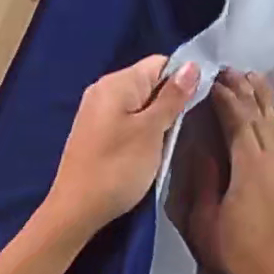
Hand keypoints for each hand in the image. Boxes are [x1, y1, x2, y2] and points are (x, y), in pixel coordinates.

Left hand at [43, 55, 201, 236]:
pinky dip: (139, 133)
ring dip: (155, 122)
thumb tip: (192, 65)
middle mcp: (102, 90)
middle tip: (183, 130)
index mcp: (116, 82)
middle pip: (148, 84)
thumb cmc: (117, 169)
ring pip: (138, 106)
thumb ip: (172, 98)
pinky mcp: (93, 134)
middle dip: (169, 103)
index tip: (197, 105)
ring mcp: (95, 113)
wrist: (76, 209)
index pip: (160, 64)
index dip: (183, 80)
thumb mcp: (151, 132)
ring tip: (166, 144)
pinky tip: (145, 153)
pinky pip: (125, 122)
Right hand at [186, 69, 273, 273]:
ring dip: (269, 97)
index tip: (213, 80)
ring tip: (258, 78)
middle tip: (232, 70)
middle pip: (261, 113)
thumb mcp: (206, 220)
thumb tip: (204, 148)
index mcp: (249, 165)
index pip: (237, 119)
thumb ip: (205, 180)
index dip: (225, 97)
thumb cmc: (236, 254)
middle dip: (246, 89)